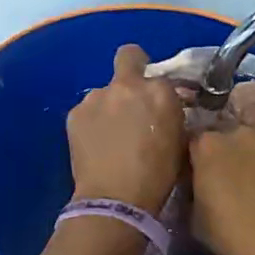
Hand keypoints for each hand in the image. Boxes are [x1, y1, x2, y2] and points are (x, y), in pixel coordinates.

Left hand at [66, 45, 185, 210]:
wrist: (116, 198)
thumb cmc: (158, 174)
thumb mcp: (179, 140)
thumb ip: (172, 114)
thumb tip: (166, 108)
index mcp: (161, 91)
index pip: (164, 78)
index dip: (161, 92)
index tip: (161, 107)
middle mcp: (128, 86)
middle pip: (129, 56)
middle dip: (133, 66)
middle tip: (133, 96)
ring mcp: (97, 97)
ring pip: (106, 90)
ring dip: (111, 103)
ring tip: (112, 132)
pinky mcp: (75, 114)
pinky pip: (88, 110)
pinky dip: (93, 121)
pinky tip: (96, 143)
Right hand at [188, 82, 254, 254]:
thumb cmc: (231, 236)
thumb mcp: (194, 218)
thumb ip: (193, 191)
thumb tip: (196, 183)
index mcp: (207, 146)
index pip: (195, 135)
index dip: (198, 149)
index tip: (201, 162)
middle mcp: (239, 130)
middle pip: (228, 120)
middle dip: (227, 134)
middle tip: (232, 156)